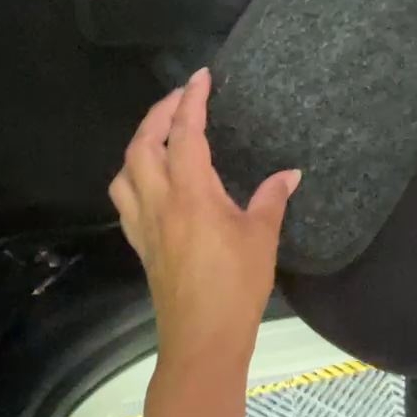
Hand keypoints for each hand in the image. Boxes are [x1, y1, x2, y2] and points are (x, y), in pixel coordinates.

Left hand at [109, 69, 300, 361]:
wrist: (202, 341)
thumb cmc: (236, 285)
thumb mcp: (262, 236)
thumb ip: (272, 198)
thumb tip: (290, 172)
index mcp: (191, 193)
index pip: (184, 134)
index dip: (191, 100)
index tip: (202, 76)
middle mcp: (159, 202)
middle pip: (143, 145)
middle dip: (159, 113)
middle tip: (182, 97)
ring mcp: (144, 225)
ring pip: (126, 170)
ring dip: (140, 142)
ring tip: (162, 132)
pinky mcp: (141, 244)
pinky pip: (126, 197)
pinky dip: (134, 174)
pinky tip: (153, 178)